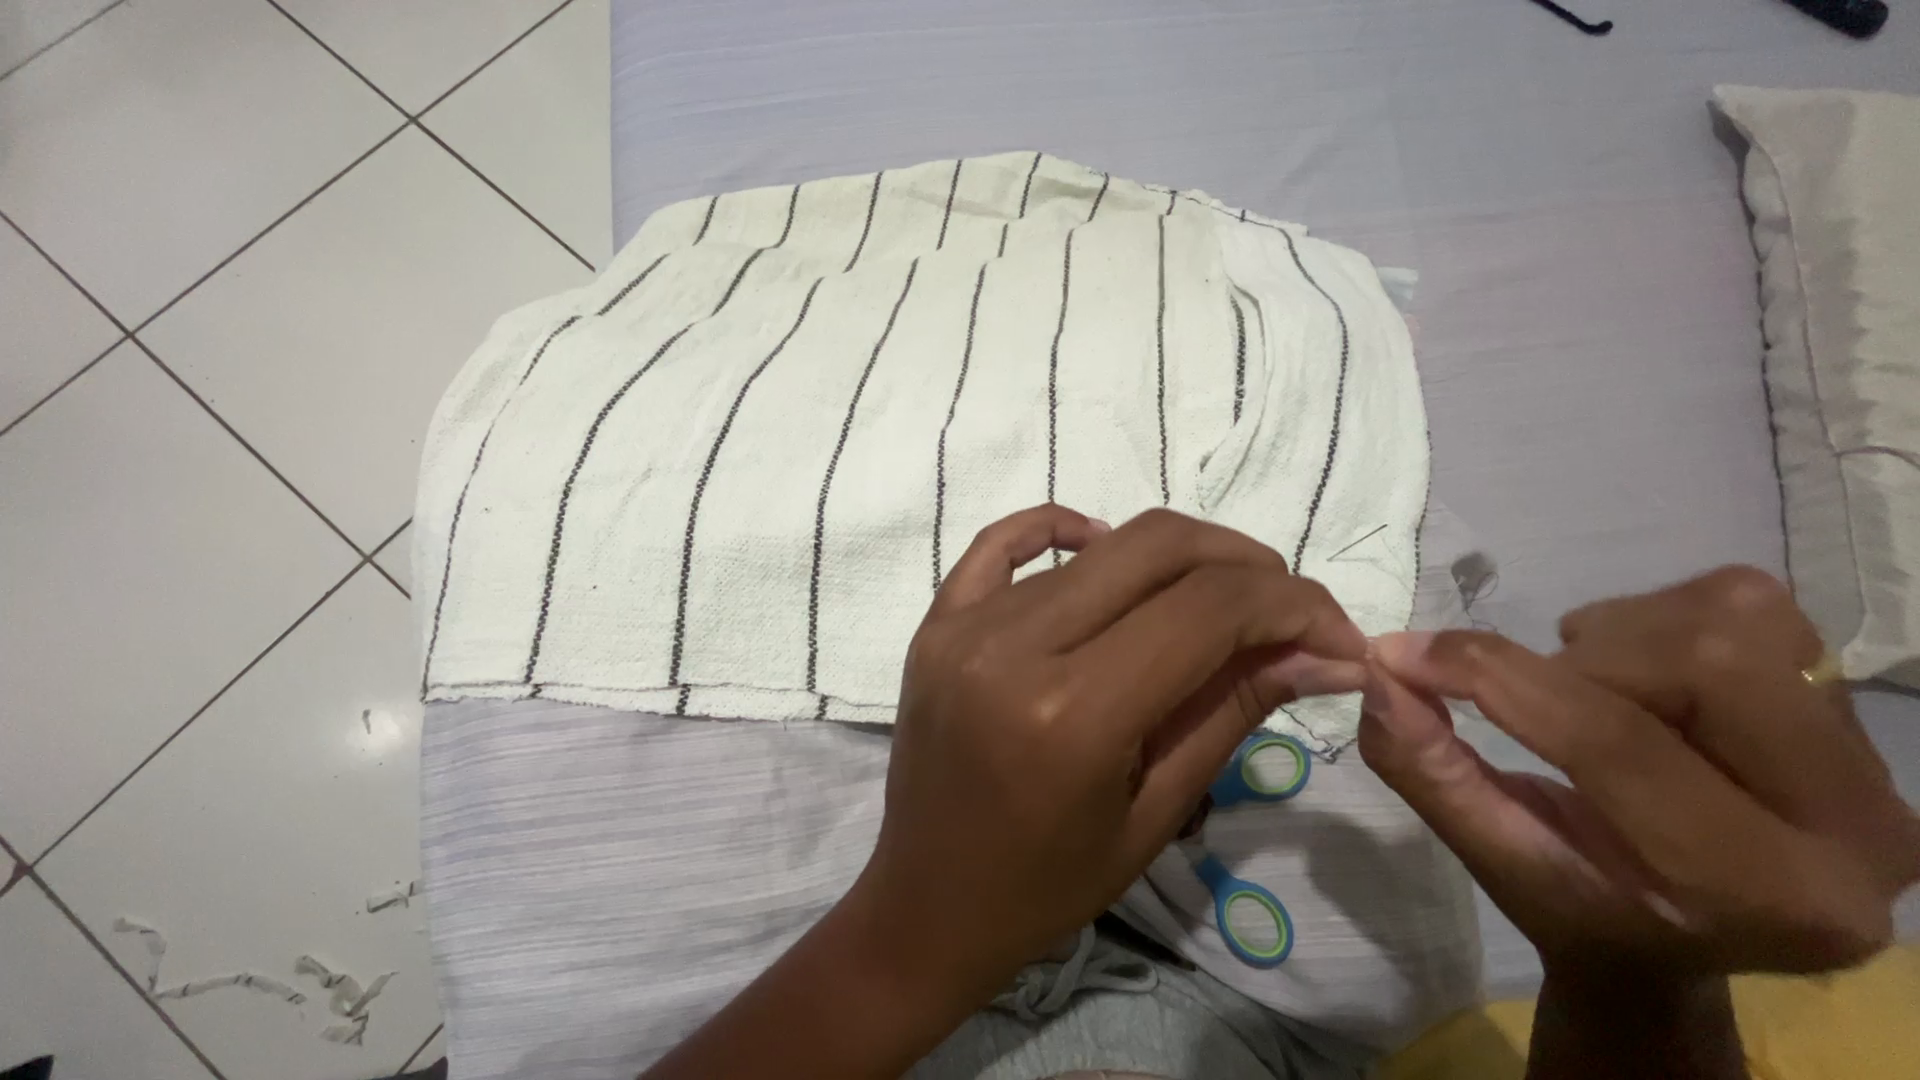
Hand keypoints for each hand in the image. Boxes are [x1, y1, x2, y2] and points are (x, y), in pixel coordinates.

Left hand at [852, 504, 1367, 998]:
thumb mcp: (1157, 811)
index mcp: (1073, 711)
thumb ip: (1234, 710)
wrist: (929, 901)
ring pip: (1096, 546)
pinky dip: (1063, 529)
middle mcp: (1013, 645)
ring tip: (1212, 603)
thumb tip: (1324, 649)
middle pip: (1156, 547)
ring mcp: (964, 623)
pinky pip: (1003, 540)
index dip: (1290, 605)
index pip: (1208, 609)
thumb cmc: (1047, 883)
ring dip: (1173, 560)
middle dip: (1243, 563)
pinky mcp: (937, 619)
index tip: (1333, 632)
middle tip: (1282, 609)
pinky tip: (1101, 545)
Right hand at [1359, 566, 1919, 977]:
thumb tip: (1376, 673)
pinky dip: (1660, 617)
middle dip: (1576, 661)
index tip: (1401, 653)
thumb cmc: (1575, 903)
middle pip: (1704, 661)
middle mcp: (1860, 828)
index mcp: (1762, 892)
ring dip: (1621, 636)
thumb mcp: (1490, 853)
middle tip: (1530, 696)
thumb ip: (1429, 769)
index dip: (1493, 678)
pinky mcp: (1856, 706)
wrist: (1676, 926)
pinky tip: (1641, 675)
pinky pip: (1750, 604)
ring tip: (1588, 689)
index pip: (1616, 743)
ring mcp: (1876, 762)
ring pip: (1733, 620)